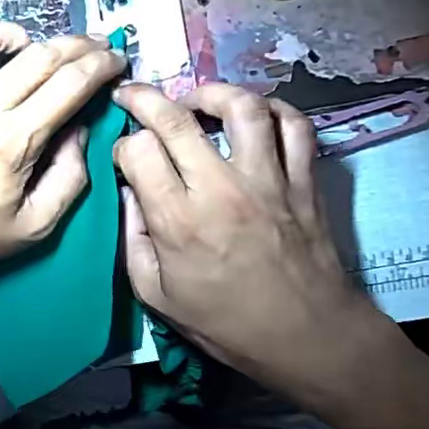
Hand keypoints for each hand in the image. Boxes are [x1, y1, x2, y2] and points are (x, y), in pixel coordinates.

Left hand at [0, 20, 124, 316]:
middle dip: (79, 44)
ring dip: (23, 36)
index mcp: (12, 142)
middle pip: (40, 54)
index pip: (68, 84)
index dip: (100, 66)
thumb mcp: (36, 225)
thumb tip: (78, 130)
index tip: (117, 60)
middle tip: (98, 45)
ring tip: (37, 51)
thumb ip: (70, 176)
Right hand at [113, 83, 400, 405]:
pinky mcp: (304, 179)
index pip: (138, 150)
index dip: (122, 145)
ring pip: (241, 107)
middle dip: (144, 98)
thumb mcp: (159, 298)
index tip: (125, 156)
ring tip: (198, 101)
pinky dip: (274, 110)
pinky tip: (255, 116)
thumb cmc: (227, 325)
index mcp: (178, 220)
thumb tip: (130, 194)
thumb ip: (134, 241)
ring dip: (212, 92)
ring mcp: (268, 179)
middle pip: (176, 118)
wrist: (306, 337)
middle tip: (132, 95)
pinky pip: (294, 126)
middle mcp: (221, 188)